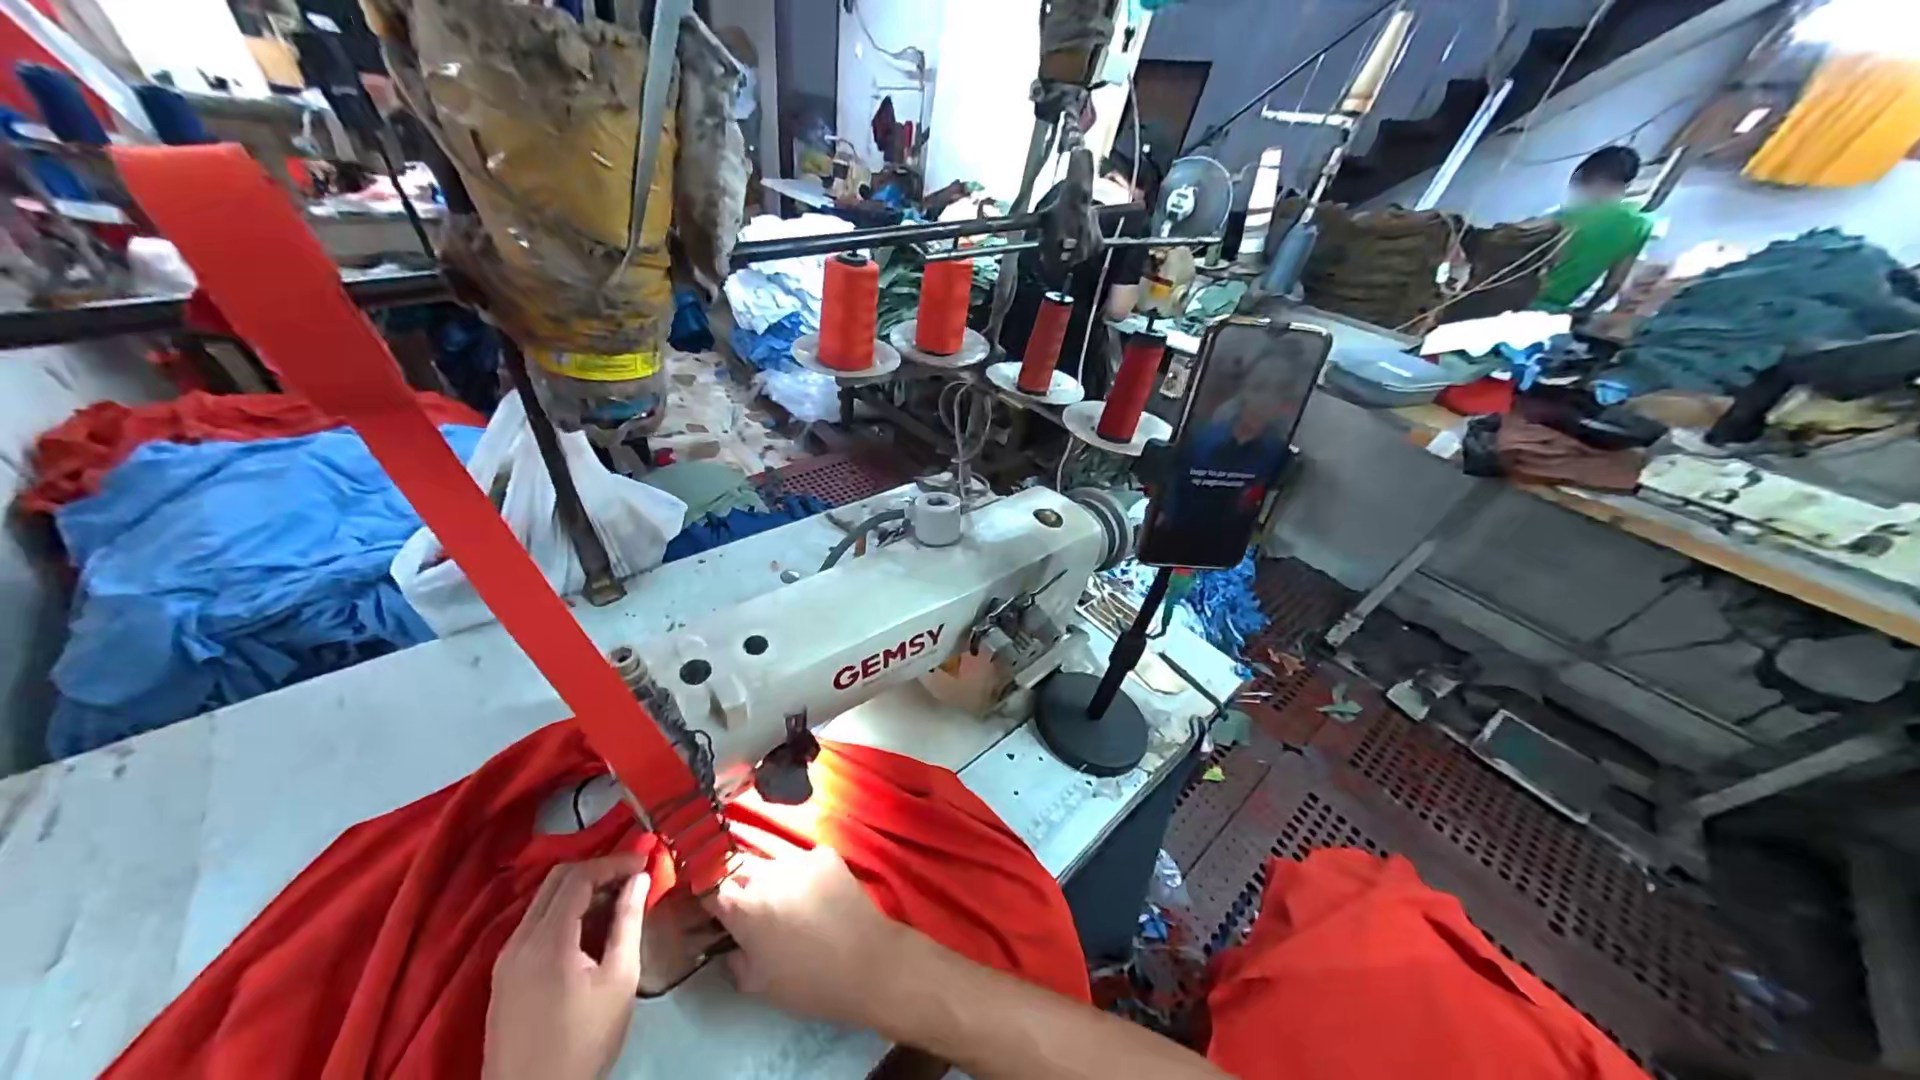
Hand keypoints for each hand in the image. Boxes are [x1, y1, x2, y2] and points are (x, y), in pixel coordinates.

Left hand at [484, 855, 648, 1079]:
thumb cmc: (583, 1041)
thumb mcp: (619, 979)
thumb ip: (628, 922)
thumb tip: (640, 879)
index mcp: (546, 940)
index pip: (578, 877)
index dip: (614, 862)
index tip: (646, 862)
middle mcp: (518, 940)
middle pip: (557, 880)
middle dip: (598, 870)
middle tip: (634, 877)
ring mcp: (506, 958)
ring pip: (545, 900)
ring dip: (582, 891)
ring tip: (620, 900)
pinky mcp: (504, 975)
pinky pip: (536, 924)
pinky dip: (566, 912)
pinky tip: (592, 929)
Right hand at [703, 845, 907, 1029]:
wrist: (867, 962)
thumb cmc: (808, 981)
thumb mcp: (756, 982)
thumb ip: (732, 958)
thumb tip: (727, 944)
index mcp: (743, 906)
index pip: (709, 889)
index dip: (708, 901)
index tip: (714, 912)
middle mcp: (766, 873)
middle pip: (737, 866)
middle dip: (736, 883)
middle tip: (747, 904)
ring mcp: (798, 858)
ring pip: (769, 857)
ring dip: (768, 874)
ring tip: (782, 896)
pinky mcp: (825, 853)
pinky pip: (802, 857)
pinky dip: (800, 871)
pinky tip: (811, 891)